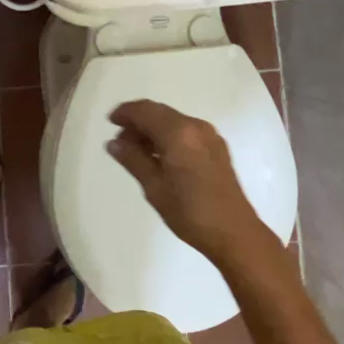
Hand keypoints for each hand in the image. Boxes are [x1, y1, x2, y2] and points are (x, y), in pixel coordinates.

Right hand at [106, 99, 266, 261]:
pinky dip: (168, 136)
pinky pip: (186, 131)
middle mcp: (195, 126)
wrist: (234, 232)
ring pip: (173, 121)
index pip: (145, 111)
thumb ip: (132, 159)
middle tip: (120, 141)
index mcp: (178, 133)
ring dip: (153, 129)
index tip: (109, 122)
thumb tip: (113, 143)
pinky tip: (160, 156)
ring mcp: (209, 136)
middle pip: (159, 112)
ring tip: (137, 152)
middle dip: (137, 121)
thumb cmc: (189, 212)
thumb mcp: (154, 187)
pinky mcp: (217, 147)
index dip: (125, 113)